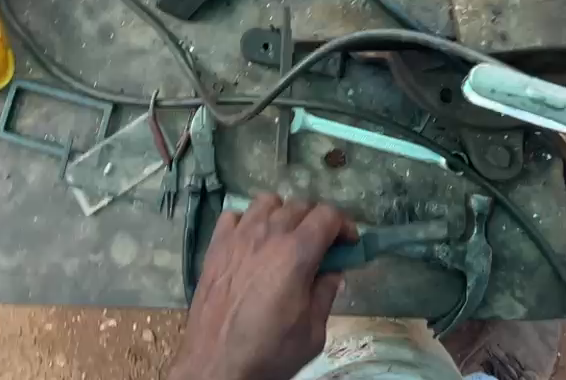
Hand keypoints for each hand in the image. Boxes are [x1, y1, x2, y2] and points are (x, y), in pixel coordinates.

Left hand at [169, 194, 354, 379]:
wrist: (216, 364)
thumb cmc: (269, 352)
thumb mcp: (312, 333)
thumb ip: (325, 293)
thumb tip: (333, 271)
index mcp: (296, 253)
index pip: (327, 215)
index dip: (344, 225)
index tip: (349, 243)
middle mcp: (268, 233)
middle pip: (300, 205)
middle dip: (317, 221)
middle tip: (321, 246)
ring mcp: (239, 234)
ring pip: (267, 202)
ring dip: (282, 214)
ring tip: (284, 239)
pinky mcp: (216, 243)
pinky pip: (235, 215)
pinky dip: (247, 222)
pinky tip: (251, 243)